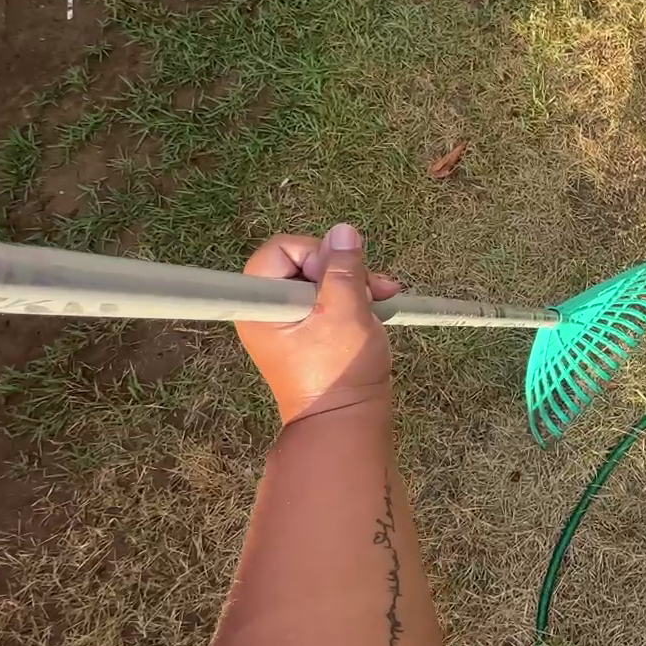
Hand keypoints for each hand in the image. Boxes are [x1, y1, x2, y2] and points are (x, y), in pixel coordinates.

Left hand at [236, 224, 401, 425]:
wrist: (345, 414)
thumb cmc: (340, 367)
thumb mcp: (347, 312)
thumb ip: (345, 269)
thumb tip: (343, 230)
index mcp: (262, 304)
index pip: (280, 251)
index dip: (316, 254)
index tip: (342, 276)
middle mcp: (268, 307)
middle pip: (303, 262)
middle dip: (344, 268)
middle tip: (374, 287)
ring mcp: (287, 319)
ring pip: (321, 279)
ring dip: (356, 282)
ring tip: (383, 297)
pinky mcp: (306, 328)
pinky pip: (327, 297)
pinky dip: (353, 297)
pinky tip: (376, 306)